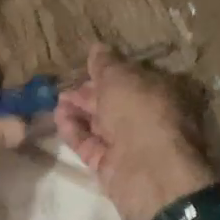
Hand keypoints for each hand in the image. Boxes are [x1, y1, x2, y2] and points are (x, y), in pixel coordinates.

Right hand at [55, 45, 219, 219]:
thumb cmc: (141, 111)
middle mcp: (149, 118)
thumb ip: (106, 64)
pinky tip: (58, 117)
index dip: (111, 72)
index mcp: (162, 93)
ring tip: (57, 99)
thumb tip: (98, 48)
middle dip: (90, 92)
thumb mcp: (121, 78)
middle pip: (116, 102)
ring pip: (101, 124)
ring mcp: (131, 145)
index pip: (134, 79)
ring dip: (79, 110)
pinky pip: (90, 145)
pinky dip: (74, 131)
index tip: (88, 66)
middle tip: (65, 84)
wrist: (149, 171)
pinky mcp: (112, 166)